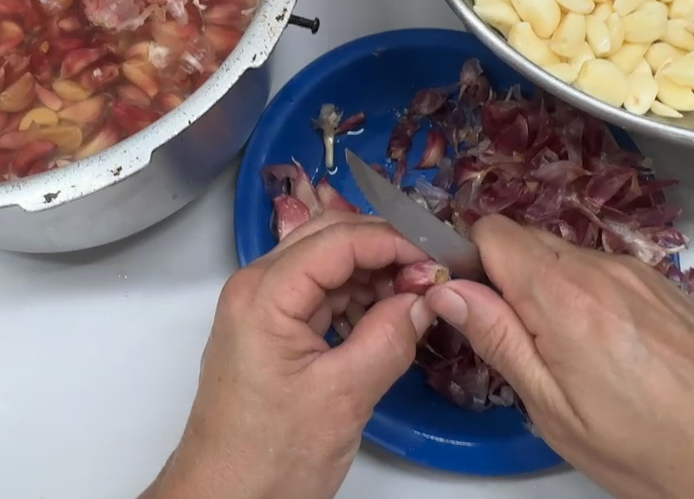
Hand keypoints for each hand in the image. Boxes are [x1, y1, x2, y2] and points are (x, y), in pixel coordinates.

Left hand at [144, 214, 435, 498]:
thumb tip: (426, 298)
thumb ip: (387, 340)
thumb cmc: (271, 454)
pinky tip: (384, 315)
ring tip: (415, 295)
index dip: (390, 241)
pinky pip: (317, 291)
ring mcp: (260, 303)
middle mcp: (256, 283)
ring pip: (323, 261)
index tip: (436, 258)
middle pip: (327, 238)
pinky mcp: (270, 325)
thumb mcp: (342, 398)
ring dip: (370, 271)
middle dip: (382, 249)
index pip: (336, 239)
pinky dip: (353, 295)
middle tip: (430, 273)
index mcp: (265, 291)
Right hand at [424, 218, 693, 498]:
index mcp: (560, 295)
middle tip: (518, 337)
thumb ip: (497, 340)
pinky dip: (584, 292)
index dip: (468, 260)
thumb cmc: (657, 454)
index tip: (472, 303)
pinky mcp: (664, 282)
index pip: (487, 231)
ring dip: (545, 284)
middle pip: (521, 237)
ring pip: (560, 253)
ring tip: (569, 352)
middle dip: (503, 274)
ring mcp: (635, 270)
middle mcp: (596, 266)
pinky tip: (610, 349)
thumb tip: (445, 290)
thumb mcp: (557, 414)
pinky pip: (599, 268)